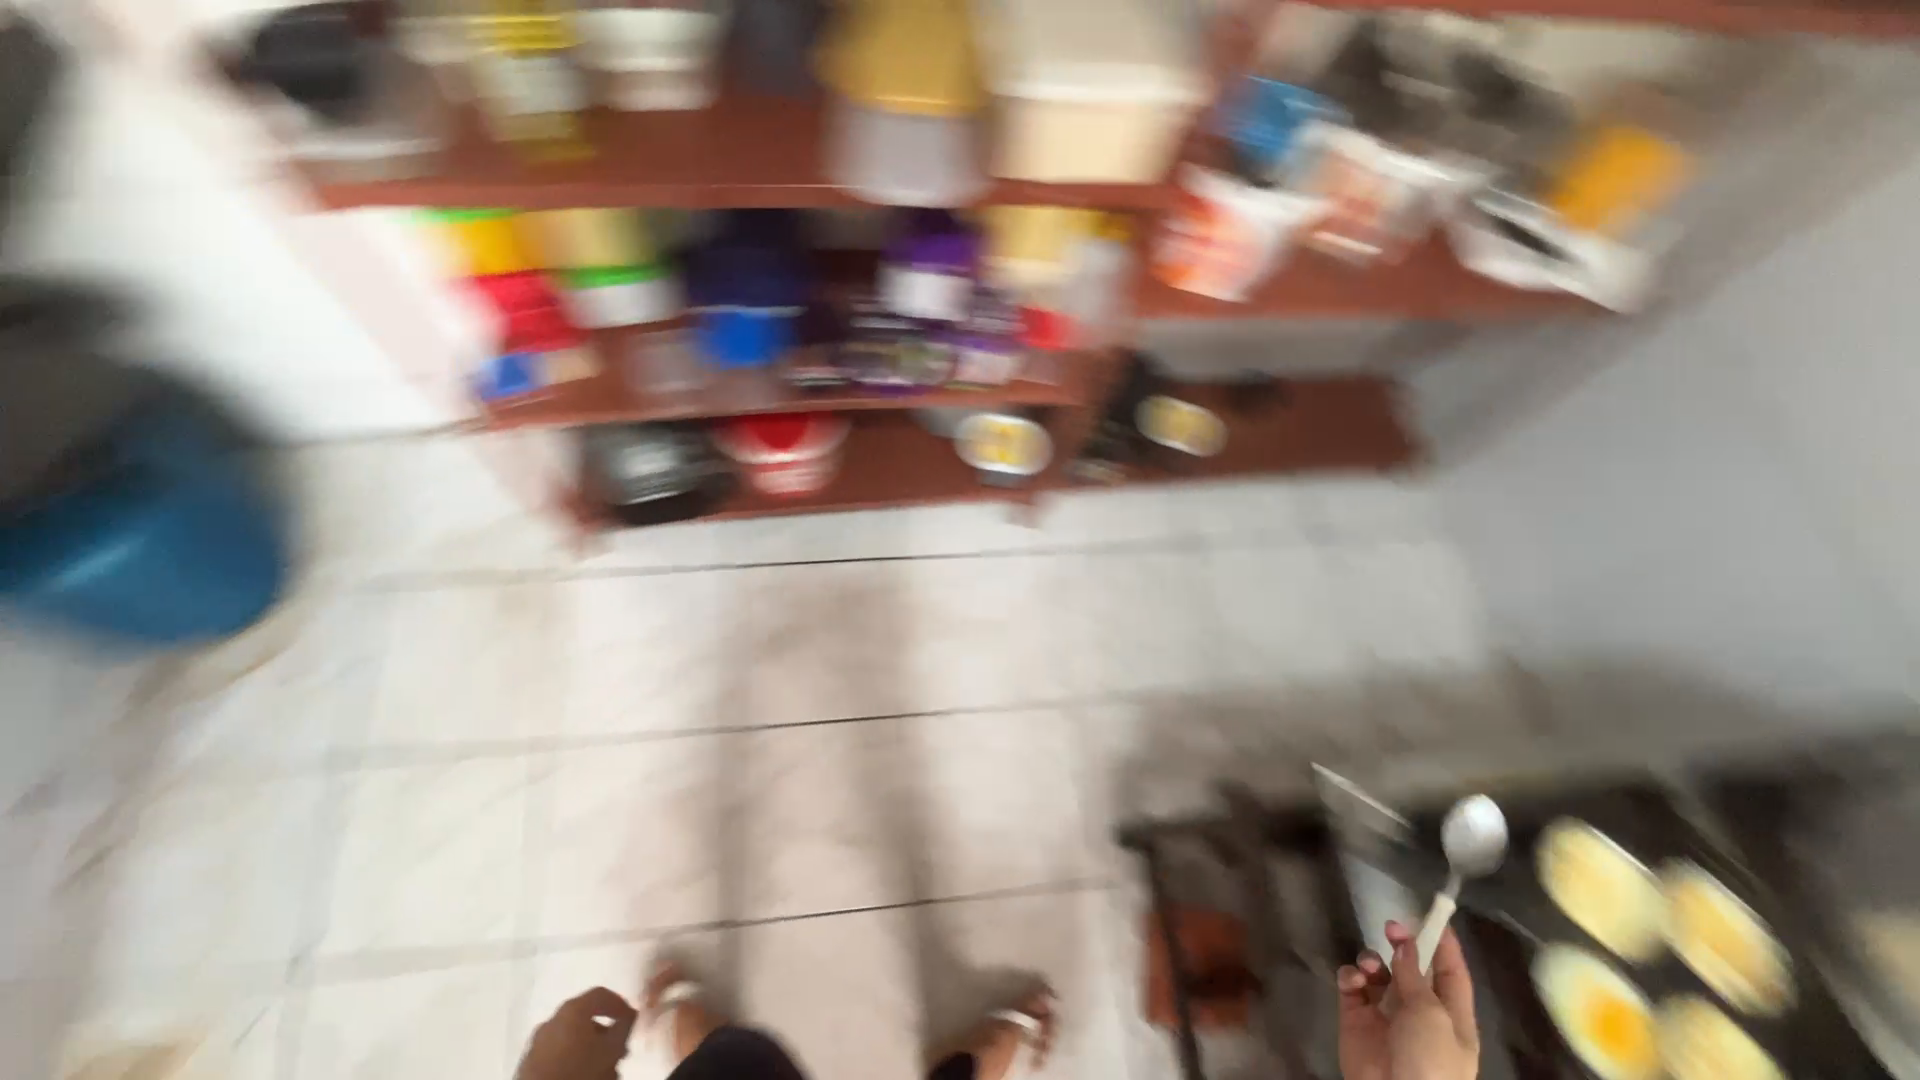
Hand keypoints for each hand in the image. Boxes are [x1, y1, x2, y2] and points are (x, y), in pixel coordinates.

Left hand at [515, 988, 638, 1079]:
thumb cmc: (580, 1070)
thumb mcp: (612, 1048)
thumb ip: (624, 1027)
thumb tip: (629, 1016)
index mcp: (572, 1010)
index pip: (601, 994)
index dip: (620, 1004)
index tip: (632, 1019)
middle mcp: (552, 1020)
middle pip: (585, 1018)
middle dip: (606, 1033)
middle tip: (620, 1050)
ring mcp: (537, 1043)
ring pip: (572, 1039)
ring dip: (591, 1049)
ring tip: (605, 1069)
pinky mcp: (528, 1065)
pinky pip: (558, 1054)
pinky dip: (574, 1059)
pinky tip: (584, 1073)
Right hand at [1337, 920, 1479, 1079]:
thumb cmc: (1429, 1061)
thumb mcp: (1431, 1016)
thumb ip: (1415, 976)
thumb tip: (1406, 944)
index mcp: (1452, 1017)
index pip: (1452, 974)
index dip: (1445, 946)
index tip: (1435, 916)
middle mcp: (1420, 1013)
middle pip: (1412, 969)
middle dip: (1402, 946)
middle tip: (1390, 926)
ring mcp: (1386, 1016)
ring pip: (1379, 974)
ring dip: (1373, 961)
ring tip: (1369, 966)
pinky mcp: (1356, 1020)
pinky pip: (1352, 986)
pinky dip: (1351, 976)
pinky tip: (1353, 980)